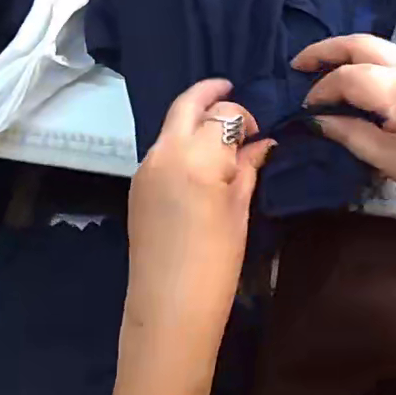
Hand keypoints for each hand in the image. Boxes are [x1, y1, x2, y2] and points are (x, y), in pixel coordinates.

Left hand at [126, 79, 273, 338]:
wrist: (168, 306)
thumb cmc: (216, 263)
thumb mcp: (239, 212)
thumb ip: (247, 168)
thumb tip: (258, 143)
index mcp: (196, 157)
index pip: (223, 114)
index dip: (244, 116)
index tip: (258, 132)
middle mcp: (165, 151)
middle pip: (186, 104)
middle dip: (209, 93)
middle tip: (229, 88)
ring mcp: (146, 166)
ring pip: (171, 125)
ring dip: (193, 118)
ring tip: (218, 130)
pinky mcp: (136, 182)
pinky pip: (161, 148)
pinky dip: (180, 141)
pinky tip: (197, 158)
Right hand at [292, 34, 395, 223]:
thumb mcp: (389, 160)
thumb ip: (349, 133)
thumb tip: (317, 119)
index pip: (348, 76)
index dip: (321, 89)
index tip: (306, 109)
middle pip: (363, 44)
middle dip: (327, 50)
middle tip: (298, 64)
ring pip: (381, 48)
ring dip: (349, 55)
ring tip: (323, 72)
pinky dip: (369, 65)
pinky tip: (359, 84)